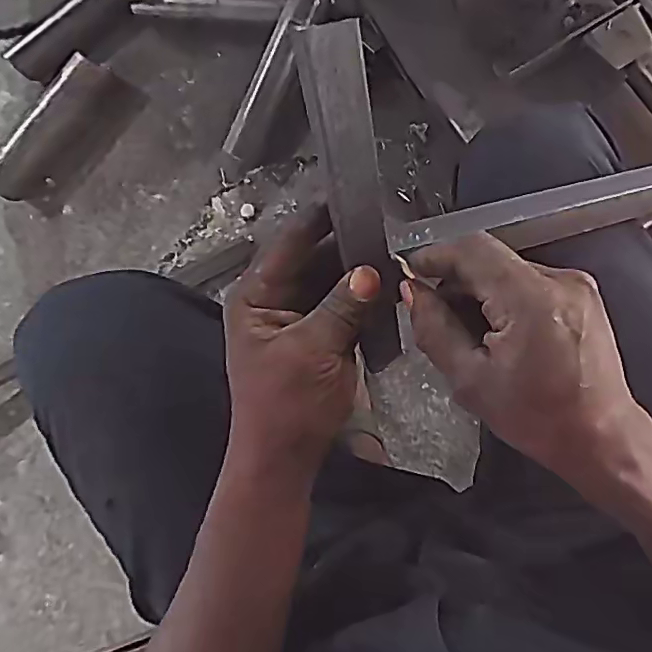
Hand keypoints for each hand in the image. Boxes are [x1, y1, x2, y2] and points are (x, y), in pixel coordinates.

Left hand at [225, 205, 380, 473]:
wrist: (287, 456)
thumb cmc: (283, 404)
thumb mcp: (311, 350)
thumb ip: (341, 306)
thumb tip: (370, 271)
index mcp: (256, 296)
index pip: (288, 245)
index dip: (317, 221)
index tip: (349, 196)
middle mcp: (278, 299)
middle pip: (315, 259)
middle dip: (347, 244)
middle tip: (386, 223)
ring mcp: (304, 316)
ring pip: (335, 280)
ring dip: (360, 268)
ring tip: (395, 245)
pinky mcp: (326, 333)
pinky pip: (348, 303)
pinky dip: (367, 294)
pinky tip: (392, 279)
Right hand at [403, 233, 651, 490]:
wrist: (600, 435)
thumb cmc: (542, 418)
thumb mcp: (471, 381)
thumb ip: (434, 329)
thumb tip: (415, 294)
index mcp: (530, 299)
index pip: (472, 250)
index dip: (436, 255)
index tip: (413, 269)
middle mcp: (558, 280)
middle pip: (490, 258)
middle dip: (457, 279)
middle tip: (435, 312)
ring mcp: (574, 284)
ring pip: (508, 268)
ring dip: (482, 290)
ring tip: (470, 331)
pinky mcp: (582, 293)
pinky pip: (530, 280)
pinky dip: (507, 297)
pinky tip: (500, 331)